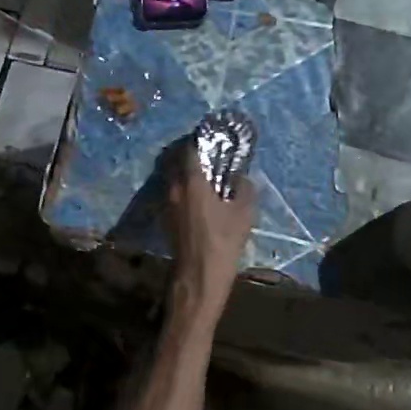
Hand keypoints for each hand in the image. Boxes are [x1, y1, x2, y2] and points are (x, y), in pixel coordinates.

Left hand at [167, 148, 255, 300]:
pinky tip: (199, 193)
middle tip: (209, 151)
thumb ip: (244, 188)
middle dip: (192, 151)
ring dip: (186, 169)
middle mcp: (174, 186)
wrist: (198, 274)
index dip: (201, 138)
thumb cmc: (223, 241)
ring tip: (205, 171)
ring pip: (173, 175)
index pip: (190, 148)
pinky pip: (173, 190)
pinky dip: (183, 185)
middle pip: (177, 159)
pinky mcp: (165, 215)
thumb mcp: (244, 212)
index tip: (213, 135)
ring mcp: (166, 202)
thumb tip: (241, 178)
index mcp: (191, 181)